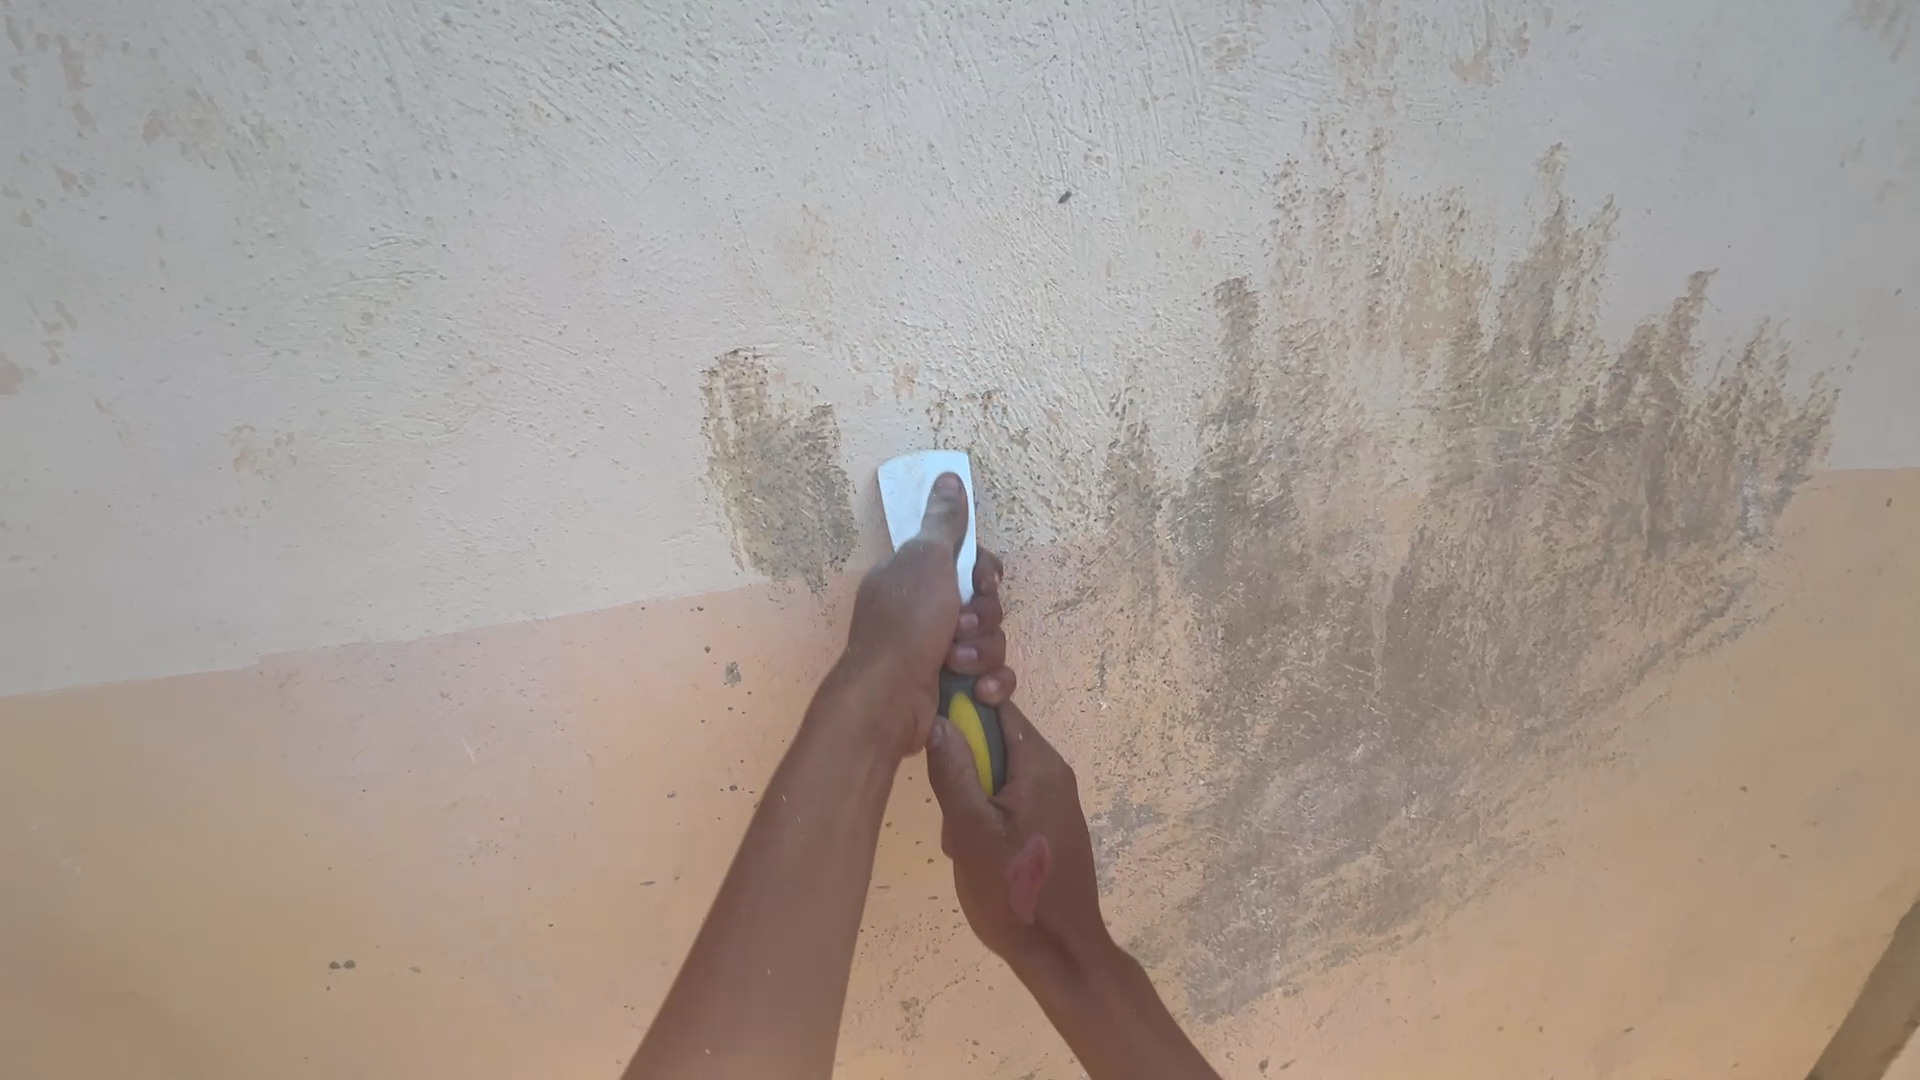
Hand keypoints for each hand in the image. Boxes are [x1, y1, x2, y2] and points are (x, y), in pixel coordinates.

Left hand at [837, 474, 1015, 756]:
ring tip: (956, 661)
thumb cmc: (906, 624)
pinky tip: (979, 690)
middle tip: (960, 625)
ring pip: (992, 641)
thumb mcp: (926, 560)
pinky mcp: (954, 686)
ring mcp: (940, 651)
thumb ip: (944, 521)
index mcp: (917, 577)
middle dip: (982, 617)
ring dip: (982, 651)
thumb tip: (949, 474)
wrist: (889, 701)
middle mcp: (928, 611)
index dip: (984, 573)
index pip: (970, 564)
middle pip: (986, 603)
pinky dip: (991, 682)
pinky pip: (993, 676)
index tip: (982, 582)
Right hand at [925, 698, 1108, 976]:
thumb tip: (936, 720)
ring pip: (1000, 773)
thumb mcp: (969, 829)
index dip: (963, 705)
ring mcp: (1054, 799)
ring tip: (960, 839)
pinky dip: (988, 814)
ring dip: (972, 795)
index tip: (931, 723)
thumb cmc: (1012, 890)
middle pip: (997, 739)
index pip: (998, 706)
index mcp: (1039, 763)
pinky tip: (976, 851)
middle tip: (948, 806)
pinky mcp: (1050, 823)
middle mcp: (1053, 771)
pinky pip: (1011, 798)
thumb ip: (952, 771)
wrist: (1062, 954)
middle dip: (965, 764)